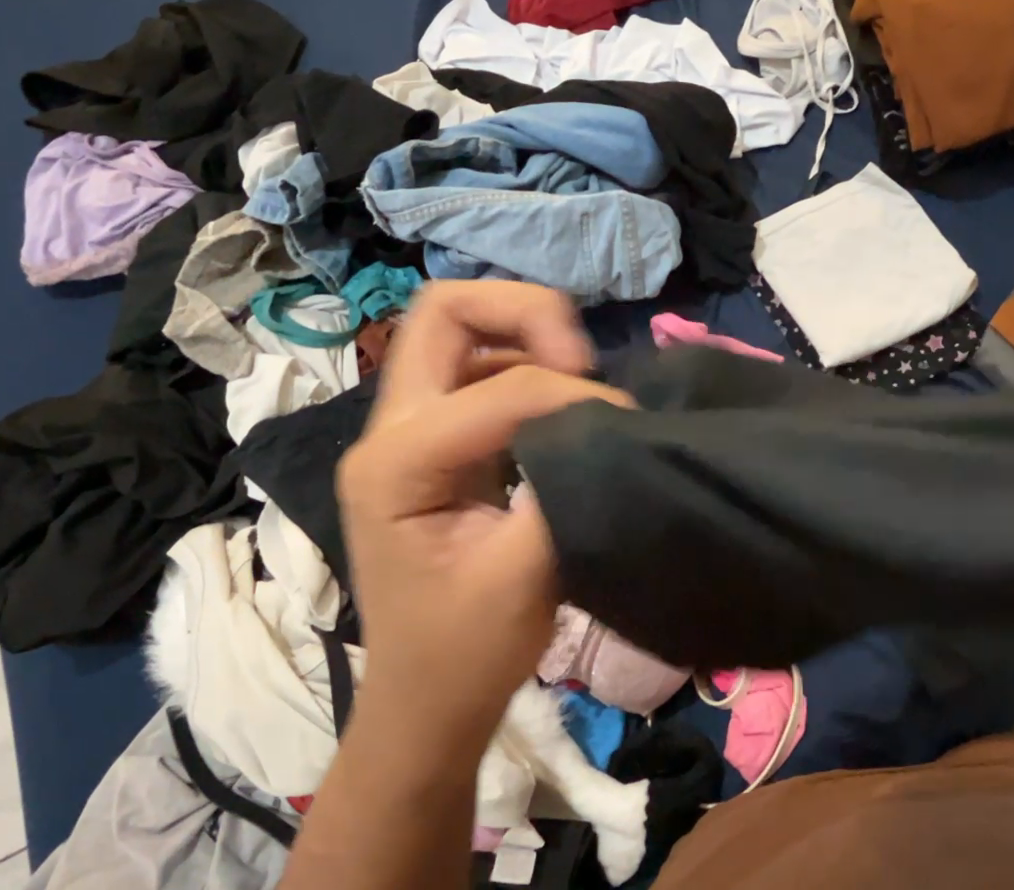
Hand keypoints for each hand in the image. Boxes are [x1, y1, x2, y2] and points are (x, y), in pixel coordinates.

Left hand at [336, 282, 631, 745]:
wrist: (426, 702)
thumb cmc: (467, 652)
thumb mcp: (525, 576)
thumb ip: (565, 487)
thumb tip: (610, 425)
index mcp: (397, 464)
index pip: (497, 389)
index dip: (571, 394)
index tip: (625, 424)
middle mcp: (388, 431)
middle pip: (445, 311)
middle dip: (525, 314)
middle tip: (582, 362)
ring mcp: (407, 433)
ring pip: (459, 330)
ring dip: (525, 335)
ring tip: (579, 379)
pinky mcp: (435, 444)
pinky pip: (477, 369)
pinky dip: (526, 365)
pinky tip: (564, 405)